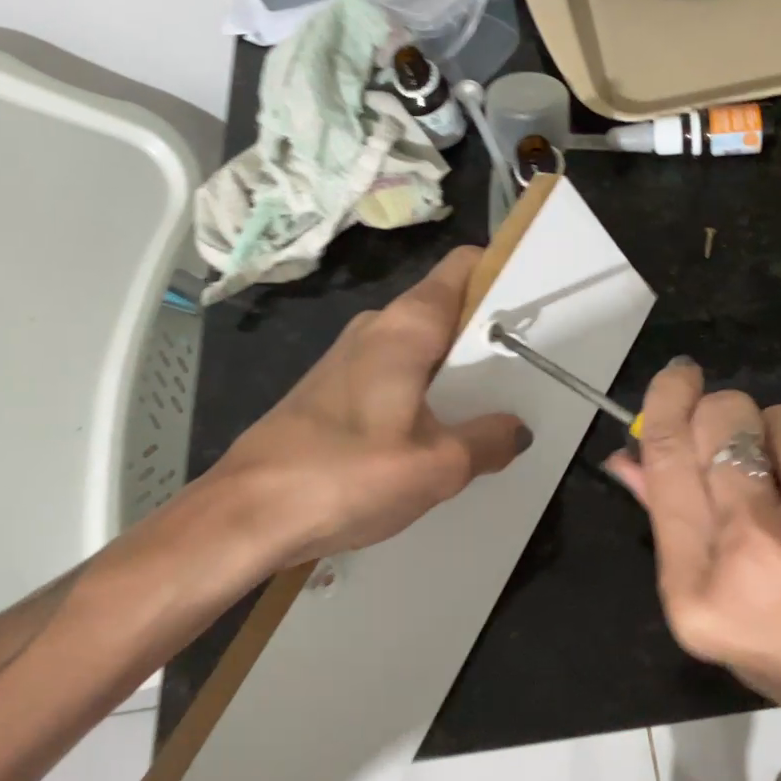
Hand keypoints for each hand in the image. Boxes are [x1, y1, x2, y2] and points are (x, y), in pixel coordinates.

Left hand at [209, 246, 532, 566]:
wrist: (247, 513)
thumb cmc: (347, 474)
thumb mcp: (437, 466)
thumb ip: (487, 441)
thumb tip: (516, 430)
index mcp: (407, 326)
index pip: (463, 267)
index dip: (502, 275)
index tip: (533, 308)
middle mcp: (377, 327)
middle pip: (445, 308)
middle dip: (485, 335)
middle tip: (525, 373)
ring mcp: (349, 356)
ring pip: (419, 344)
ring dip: (454, 370)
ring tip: (490, 409)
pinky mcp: (332, 387)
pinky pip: (394, 372)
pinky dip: (423, 391)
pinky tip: (434, 435)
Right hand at [605, 358, 780, 774]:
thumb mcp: (741, 627)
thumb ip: (683, 535)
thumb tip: (628, 459)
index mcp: (708, 593)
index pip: (667, 459)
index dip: (666, 403)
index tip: (679, 376)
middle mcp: (758, 546)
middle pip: (721, 419)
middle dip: (731, 415)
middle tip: (755, 444)